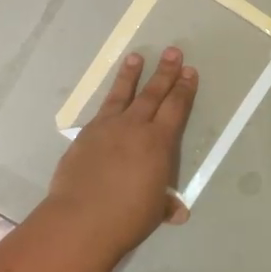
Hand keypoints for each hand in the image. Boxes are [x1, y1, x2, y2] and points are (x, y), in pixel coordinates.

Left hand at [46, 47, 197, 250]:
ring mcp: (107, 128)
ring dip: (131, 75)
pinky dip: (109, 99)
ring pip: (122, 94)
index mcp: (159, 143)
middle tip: (173, 51)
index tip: (190, 72)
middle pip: (153, 93)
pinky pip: (101, 110)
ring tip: (136, 57)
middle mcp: (134, 128)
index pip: (176, 108)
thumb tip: (179, 212)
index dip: (184, 89)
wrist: (80, 219)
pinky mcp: (85, 136)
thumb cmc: (126, 218)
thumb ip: (165, 205)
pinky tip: (110, 97)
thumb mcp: (154, 212)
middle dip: (165, 72)